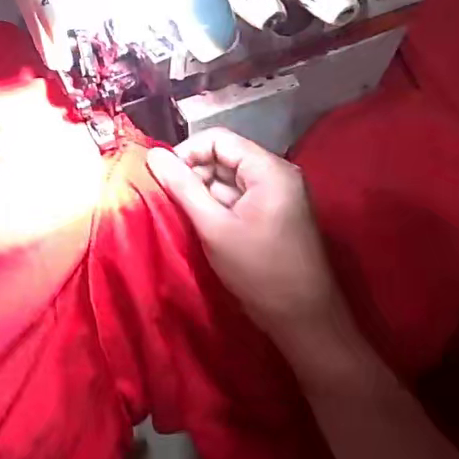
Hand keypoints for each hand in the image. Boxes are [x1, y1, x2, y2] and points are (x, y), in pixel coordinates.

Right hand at [146, 129, 361, 364]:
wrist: (305, 320)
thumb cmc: (259, 271)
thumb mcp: (213, 227)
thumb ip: (182, 187)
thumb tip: (153, 154)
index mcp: (269, 170)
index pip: (218, 139)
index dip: (186, 153)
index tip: (164, 179)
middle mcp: (277, 173)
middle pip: (224, 155)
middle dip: (194, 173)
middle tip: (173, 201)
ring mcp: (278, 193)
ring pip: (229, 176)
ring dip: (204, 192)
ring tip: (188, 216)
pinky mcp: (275, 212)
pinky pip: (239, 195)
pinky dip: (218, 205)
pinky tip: (205, 225)